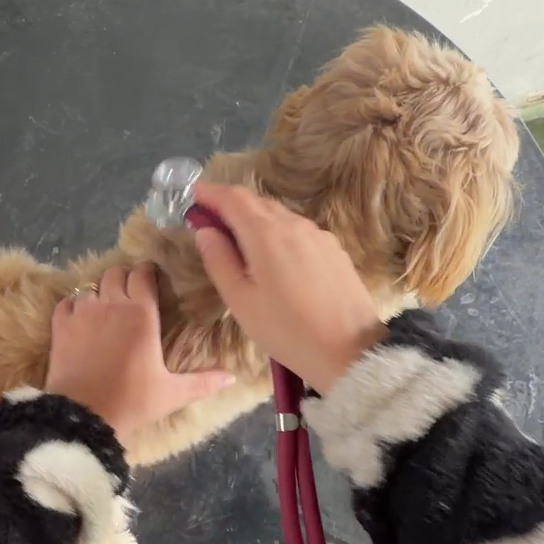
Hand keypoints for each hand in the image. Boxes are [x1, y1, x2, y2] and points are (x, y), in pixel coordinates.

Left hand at [45, 263, 233, 440]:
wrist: (83, 417)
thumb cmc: (131, 402)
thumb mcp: (172, 394)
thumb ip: (203, 382)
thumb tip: (232, 378)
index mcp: (142, 313)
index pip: (144, 274)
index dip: (148, 273)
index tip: (151, 281)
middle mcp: (111, 303)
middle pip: (116, 273)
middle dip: (124, 279)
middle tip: (130, 295)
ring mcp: (82, 312)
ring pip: (90, 286)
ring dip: (99, 293)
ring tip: (105, 310)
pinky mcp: (60, 325)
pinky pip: (67, 302)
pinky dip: (74, 306)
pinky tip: (80, 320)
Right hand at [190, 183, 387, 393]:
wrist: (348, 350)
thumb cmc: (285, 329)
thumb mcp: (240, 300)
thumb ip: (218, 260)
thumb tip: (205, 231)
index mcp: (265, 232)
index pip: (234, 198)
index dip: (211, 193)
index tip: (194, 195)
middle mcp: (294, 224)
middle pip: (258, 203)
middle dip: (231, 206)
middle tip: (212, 222)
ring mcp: (318, 235)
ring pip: (280, 216)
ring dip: (255, 221)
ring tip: (240, 242)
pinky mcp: (334, 250)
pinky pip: (298, 232)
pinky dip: (277, 233)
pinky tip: (274, 258)